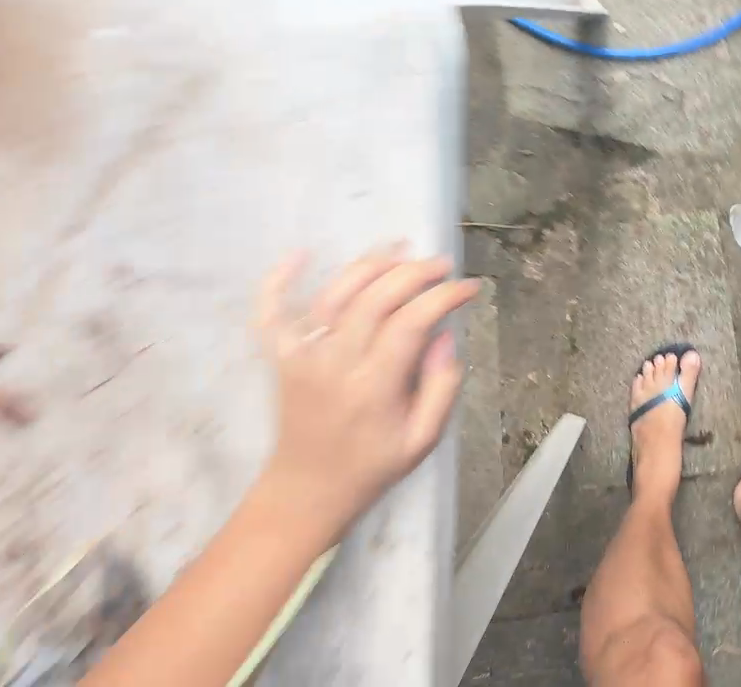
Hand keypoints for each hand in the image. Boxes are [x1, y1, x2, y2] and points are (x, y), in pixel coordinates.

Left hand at [252, 248, 477, 543]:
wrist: (306, 492)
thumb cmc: (372, 466)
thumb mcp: (423, 439)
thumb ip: (441, 386)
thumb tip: (445, 335)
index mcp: (374, 387)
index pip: (412, 322)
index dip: (444, 296)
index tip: (469, 287)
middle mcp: (335, 364)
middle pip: (375, 298)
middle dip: (415, 272)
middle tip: (443, 264)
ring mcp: (303, 358)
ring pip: (334, 295)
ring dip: (369, 264)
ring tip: (401, 248)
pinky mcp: (281, 359)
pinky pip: (271, 315)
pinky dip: (278, 281)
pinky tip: (300, 254)